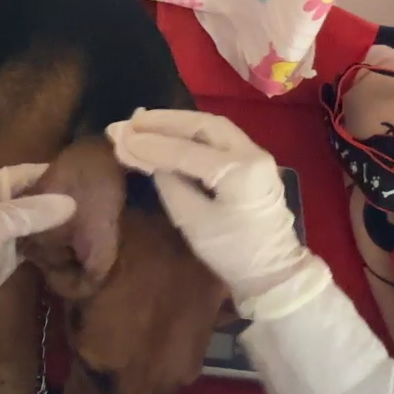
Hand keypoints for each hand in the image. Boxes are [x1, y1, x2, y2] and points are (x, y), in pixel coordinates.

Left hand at [0, 164, 74, 337]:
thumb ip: (35, 211)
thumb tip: (72, 202)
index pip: (22, 173)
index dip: (48, 172)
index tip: (78, 175)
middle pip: (28, 197)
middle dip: (53, 198)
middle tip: (87, 200)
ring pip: (30, 222)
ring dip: (51, 223)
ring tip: (83, 221)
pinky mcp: (2, 259)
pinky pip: (28, 245)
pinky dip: (45, 244)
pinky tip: (66, 244)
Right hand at [108, 110, 323, 317]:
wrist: (273, 272)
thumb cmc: (232, 253)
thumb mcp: (193, 222)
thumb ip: (169, 184)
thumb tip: (145, 156)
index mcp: (239, 171)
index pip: (185, 150)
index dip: (150, 143)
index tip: (120, 136)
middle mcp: (251, 153)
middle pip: (202, 125)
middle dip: (164, 121)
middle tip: (132, 121)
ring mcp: (256, 154)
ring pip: (212, 126)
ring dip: (178, 122)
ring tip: (146, 122)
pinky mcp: (254, 161)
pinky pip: (220, 137)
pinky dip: (193, 132)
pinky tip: (171, 132)